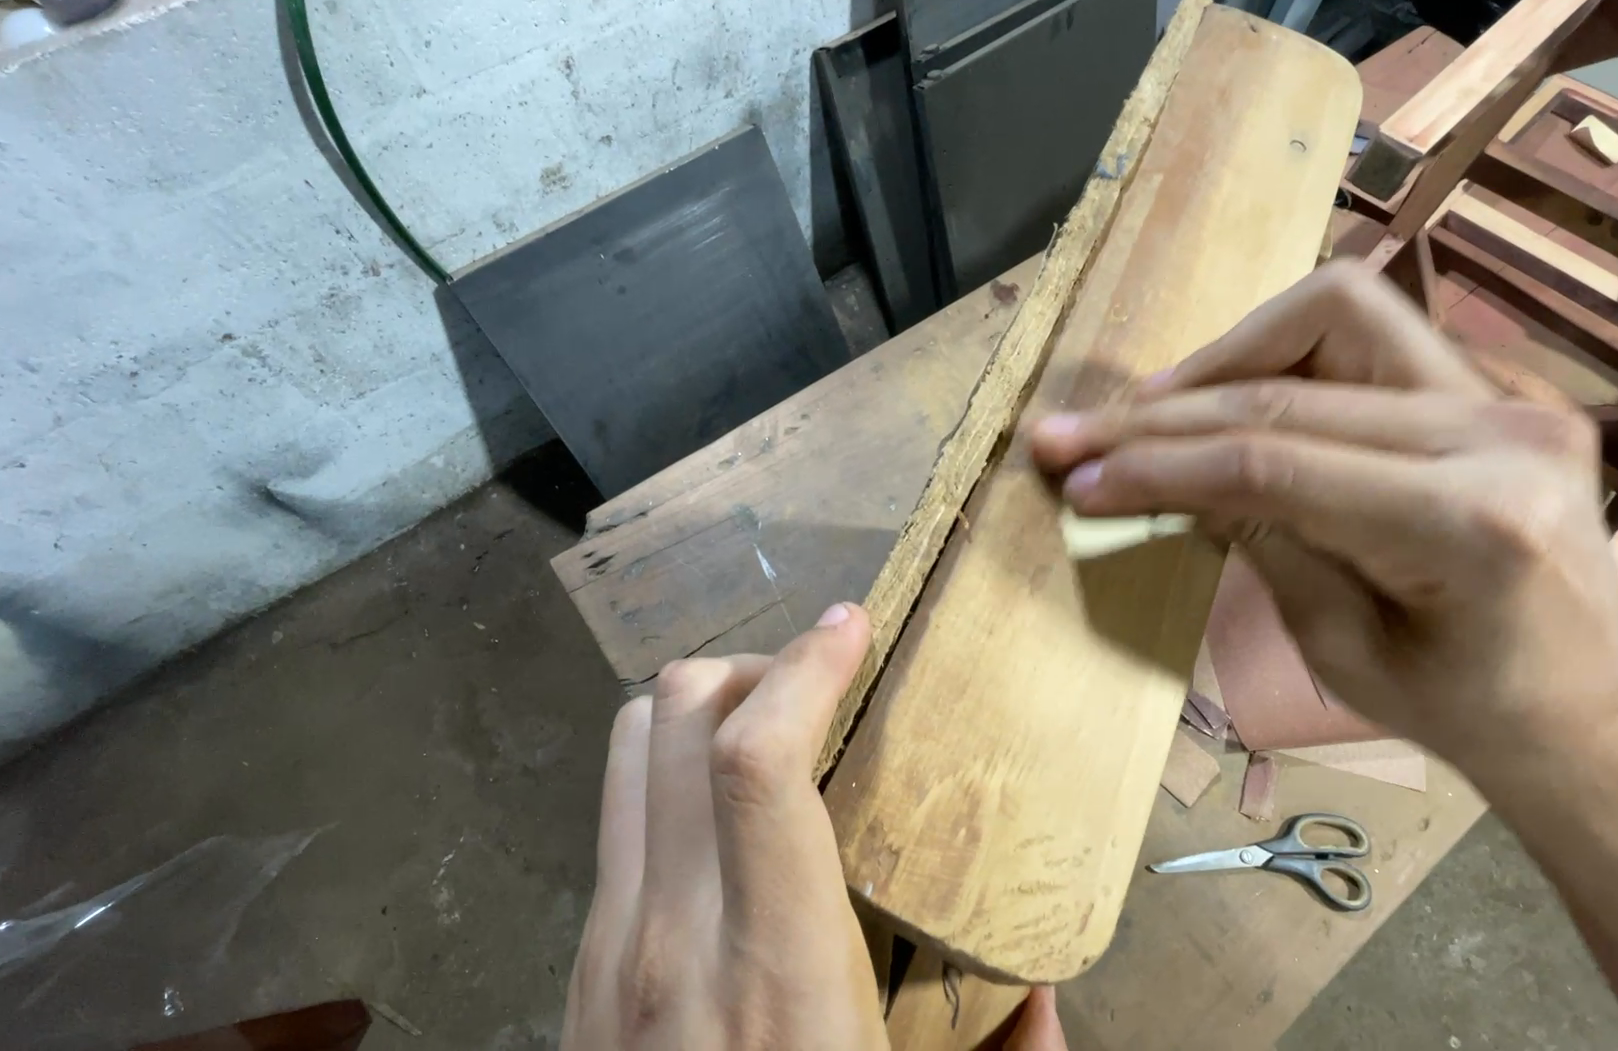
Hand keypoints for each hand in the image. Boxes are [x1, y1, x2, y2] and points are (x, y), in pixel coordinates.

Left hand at [561, 603, 887, 1048]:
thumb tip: (1038, 991)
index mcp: (771, 975)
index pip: (757, 766)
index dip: (805, 670)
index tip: (852, 627)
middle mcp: (667, 937)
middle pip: (677, 720)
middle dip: (757, 668)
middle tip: (822, 687)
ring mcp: (607, 943)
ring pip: (633, 745)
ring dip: (707, 707)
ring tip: (774, 727)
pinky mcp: (579, 959)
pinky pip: (620, 805)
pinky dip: (674, 764)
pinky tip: (727, 806)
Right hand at [1027, 262, 1617, 780]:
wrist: (1574, 708)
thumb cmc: (1454, 708)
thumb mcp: (1334, 649)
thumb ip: (1259, 540)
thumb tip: (1161, 474)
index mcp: (1470, 526)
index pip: (1273, 462)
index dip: (1157, 466)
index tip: (1075, 479)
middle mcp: (1501, 434)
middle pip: (1286, 389)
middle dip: (1160, 414)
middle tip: (1073, 436)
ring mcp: (1503, 396)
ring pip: (1329, 313)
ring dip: (1219, 361)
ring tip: (1147, 414)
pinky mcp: (1486, 385)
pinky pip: (1355, 330)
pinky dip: (1270, 355)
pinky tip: (1220, 400)